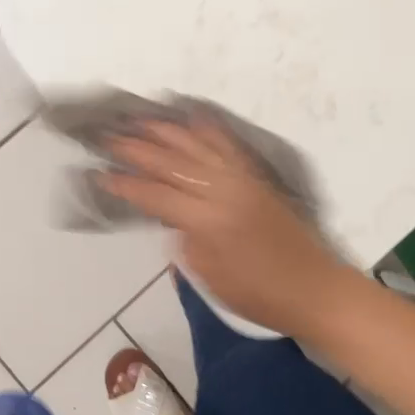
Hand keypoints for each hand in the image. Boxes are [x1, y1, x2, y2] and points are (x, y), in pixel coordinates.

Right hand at [100, 113, 355, 336]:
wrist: (315, 289)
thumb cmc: (261, 296)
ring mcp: (242, 179)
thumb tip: (171, 218)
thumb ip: (186, 244)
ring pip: (197, 145)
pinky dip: (207, 128)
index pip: (156, 195)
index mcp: (208, 221)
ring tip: (138, 119)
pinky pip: (227, 145)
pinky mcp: (257, 177)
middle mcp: (223, 191)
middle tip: (108, 136)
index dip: (126, 184)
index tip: (99, 173)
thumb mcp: (212, 280)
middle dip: (137, 148)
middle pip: (172, 162)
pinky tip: (191, 117)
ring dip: (165, 130)